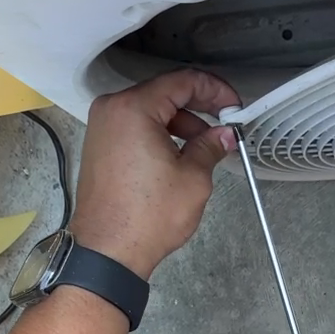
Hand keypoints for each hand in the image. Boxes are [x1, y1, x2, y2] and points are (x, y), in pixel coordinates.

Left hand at [69, 70, 240, 278]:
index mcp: (133, 109)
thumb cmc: (146, 217)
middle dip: (199, 107)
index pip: (182, 82)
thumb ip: (210, 147)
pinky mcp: (100, 147)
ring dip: (181, 123)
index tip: (233, 106)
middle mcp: (112, 110)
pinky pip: (135, 128)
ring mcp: (102, 129)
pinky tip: (181, 154)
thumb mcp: (193, 178)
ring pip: (150, 112)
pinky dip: (160, 134)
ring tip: (207, 145)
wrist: (108, 252)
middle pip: (164, 94)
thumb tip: (224, 136)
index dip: (214, 90)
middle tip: (225, 123)